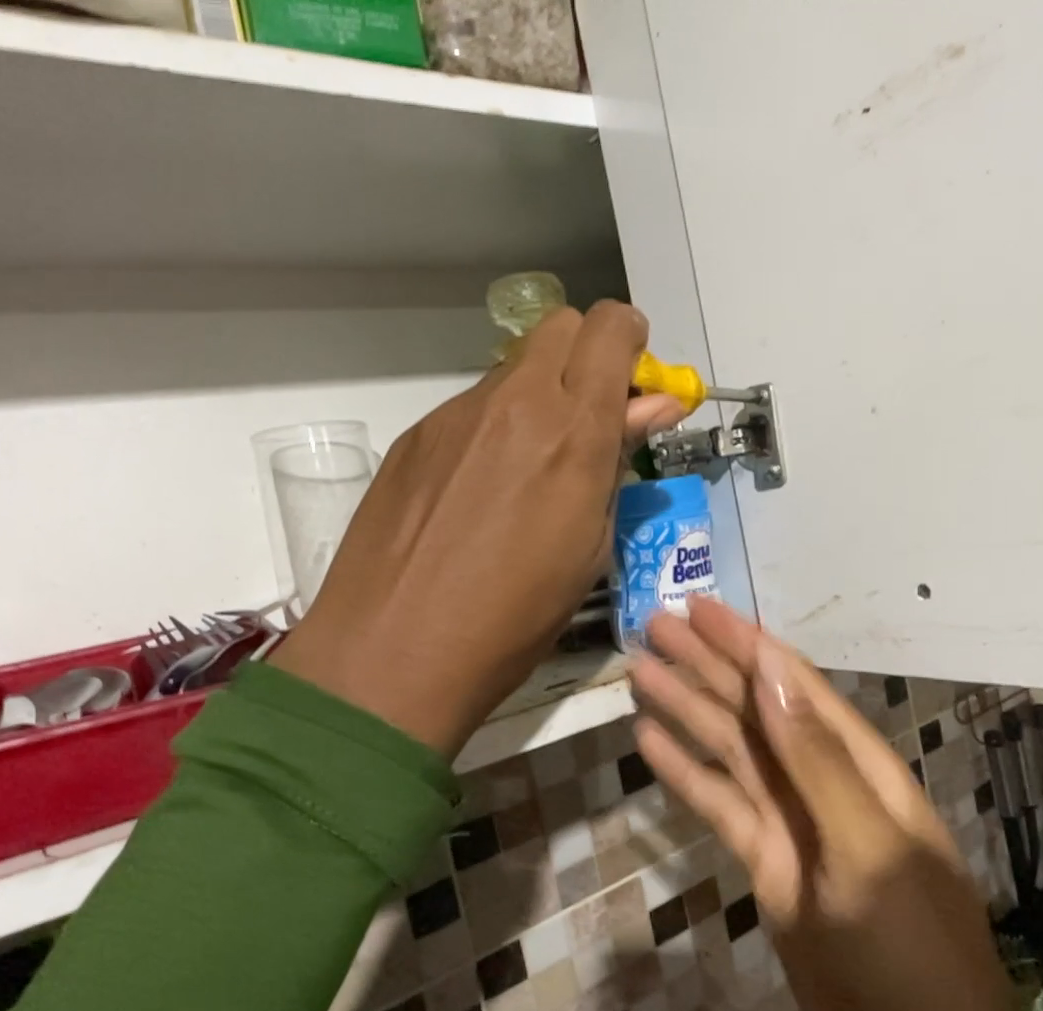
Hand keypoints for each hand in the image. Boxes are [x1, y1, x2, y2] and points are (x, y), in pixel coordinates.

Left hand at [271, 302, 684, 756]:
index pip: (611, 327)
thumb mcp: (589, 547)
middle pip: (561, 326)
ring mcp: (456, 415)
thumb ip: (617, 462)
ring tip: (528, 474)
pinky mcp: (415, 437)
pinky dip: (492, 429)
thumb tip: (649, 409)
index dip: (631, 345)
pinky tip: (477, 494)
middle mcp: (514, 402)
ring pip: (513, 369)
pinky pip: (470, 408)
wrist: (393, 652)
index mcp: (572, 430)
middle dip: (586, 356)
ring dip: (538, 396)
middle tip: (588, 423)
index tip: (634, 388)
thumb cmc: (515, 618)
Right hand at [630, 598, 1015, 1010]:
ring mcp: (790, 823)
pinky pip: (718, 805)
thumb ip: (817, 759)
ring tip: (640, 671)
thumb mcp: (868, 847)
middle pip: (753, 707)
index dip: (742, 642)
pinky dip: (685, 772)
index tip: (697, 605)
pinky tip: (651, 742)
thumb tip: (771, 671)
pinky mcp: (766, 865)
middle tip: (651, 624)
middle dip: (705, 663)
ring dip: (687, 709)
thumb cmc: (911, 946)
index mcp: (857, 764)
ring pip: (729, 750)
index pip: (790, 684)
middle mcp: (820, 780)